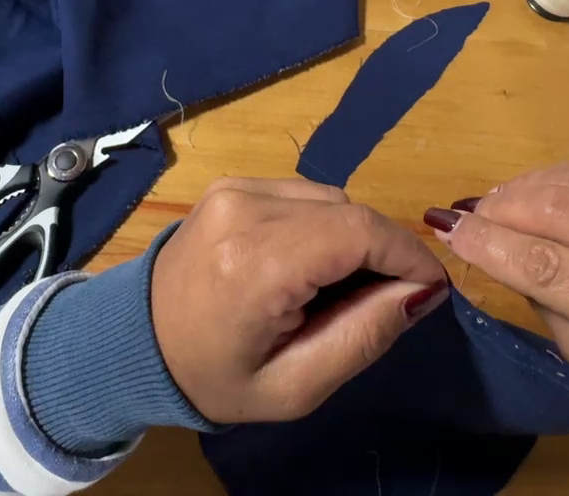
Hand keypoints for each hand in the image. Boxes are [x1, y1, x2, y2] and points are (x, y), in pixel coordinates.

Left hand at [152, 177, 449, 422]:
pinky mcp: (231, 182)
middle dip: (380, 250)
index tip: (431, 287)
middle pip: (347, 210)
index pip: (357, 231)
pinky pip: (301, 193)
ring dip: (350, 235)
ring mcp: (234, 187)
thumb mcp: (295, 385)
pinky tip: (306, 262)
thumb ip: (363, 335)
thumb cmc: (215, 376)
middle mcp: (245, 207)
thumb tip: (422, 291)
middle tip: (381, 300)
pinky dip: (320, 223)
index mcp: (256, 261)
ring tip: (334, 286)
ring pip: (328, 197)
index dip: (406, 253)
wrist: (137, 341)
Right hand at [425, 160, 568, 399]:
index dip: (491, 244)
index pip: (553, 268)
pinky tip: (539, 197)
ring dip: (520, 191)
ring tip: (497, 207)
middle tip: (467, 216)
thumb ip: (540, 297)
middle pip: (559, 211)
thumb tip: (479, 237)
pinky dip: (551, 179)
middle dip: (499, 209)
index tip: (447, 229)